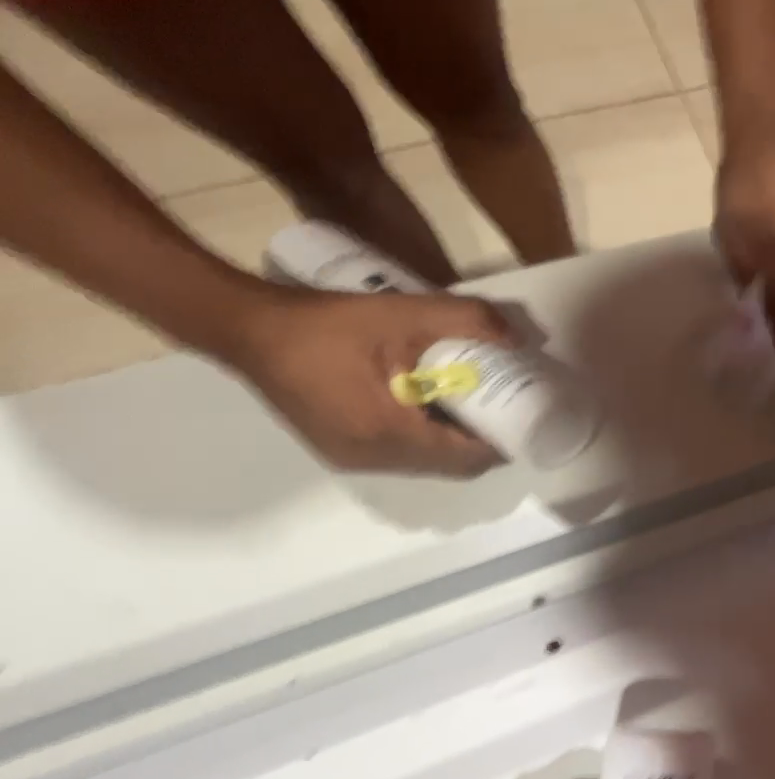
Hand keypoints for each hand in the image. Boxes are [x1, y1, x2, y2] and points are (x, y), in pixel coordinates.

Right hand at [223, 288, 515, 476]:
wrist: (245, 326)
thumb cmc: (326, 323)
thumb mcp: (404, 313)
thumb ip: (467, 320)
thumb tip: (518, 338)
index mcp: (391, 435)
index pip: (467, 458)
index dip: (503, 443)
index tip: (525, 417)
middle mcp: (373, 458)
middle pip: (451, 466)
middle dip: (482, 442)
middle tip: (503, 408)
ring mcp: (351, 458)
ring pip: (426, 463)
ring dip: (454, 442)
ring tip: (473, 405)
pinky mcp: (337, 449)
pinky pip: (399, 455)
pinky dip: (425, 439)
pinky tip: (433, 406)